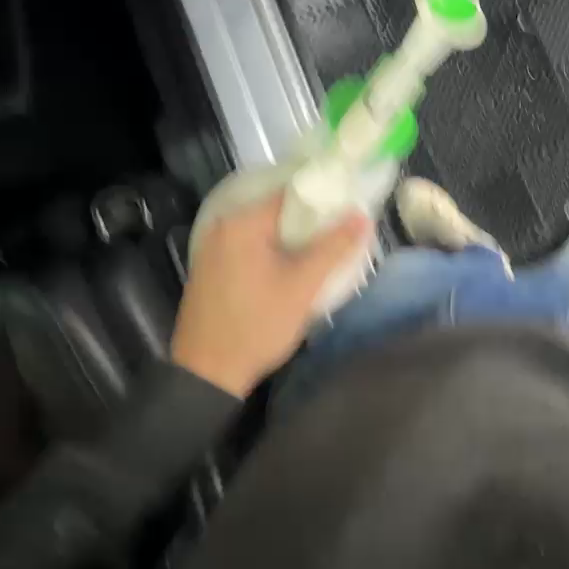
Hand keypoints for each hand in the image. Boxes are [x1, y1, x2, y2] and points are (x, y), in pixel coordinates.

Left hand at [170, 194, 372, 397]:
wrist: (206, 375)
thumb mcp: (304, 286)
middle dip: (313, 221)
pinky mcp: (212, 270)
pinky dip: (276, 252)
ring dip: (295, 239)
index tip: (351, 209)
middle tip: (344, 232)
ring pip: (267, 232)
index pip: (293, 193)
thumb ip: (335, 247)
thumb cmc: (257, 325)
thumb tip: (362, 215)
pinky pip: (253, 248)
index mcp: (243, 224)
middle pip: (279, 212)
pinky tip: (295, 268)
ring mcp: (214, 250)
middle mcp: (223, 228)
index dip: (326, 199)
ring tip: (326, 250)